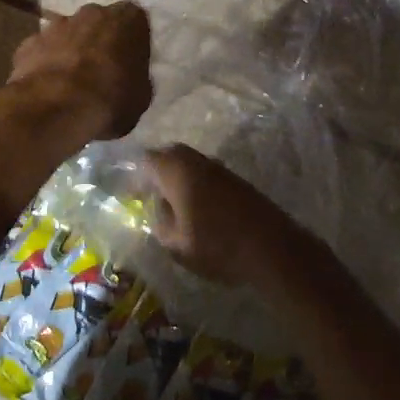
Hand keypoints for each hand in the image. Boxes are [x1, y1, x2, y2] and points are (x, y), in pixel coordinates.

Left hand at [5, 1, 152, 141]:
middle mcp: (92, 12)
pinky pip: (42, 51)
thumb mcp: (141, 96)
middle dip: (99, 41)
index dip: (132, 41)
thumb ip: (137, 78)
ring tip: (71, 84)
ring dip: (71, 52)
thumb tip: (130, 79)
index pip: (135, 20)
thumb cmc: (110, 99)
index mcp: (127, 19)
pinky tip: (47, 89)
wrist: (56, 108)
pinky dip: (45, 65)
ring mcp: (56, 24)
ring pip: (68, 34)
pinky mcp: (29, 42)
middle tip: (101, 71)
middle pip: (99, 22)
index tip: (129, 61)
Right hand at [143, 144, 305, 287]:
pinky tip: (196, 206)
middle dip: (156, 170)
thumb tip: (159, 209)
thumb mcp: (176, 244)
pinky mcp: (235, 179)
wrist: (269, 246)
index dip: (135, 175)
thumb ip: (160, 223)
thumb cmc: (216, 245)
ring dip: (177, 176)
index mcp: (176, 171)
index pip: (147, 159)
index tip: (131, 193)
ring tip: (171, 203)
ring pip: (189, 162)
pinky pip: (205, 172)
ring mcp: (219, 167)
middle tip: (149, 194)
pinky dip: (195, 182)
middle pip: (169, 154)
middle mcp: (197, 161)